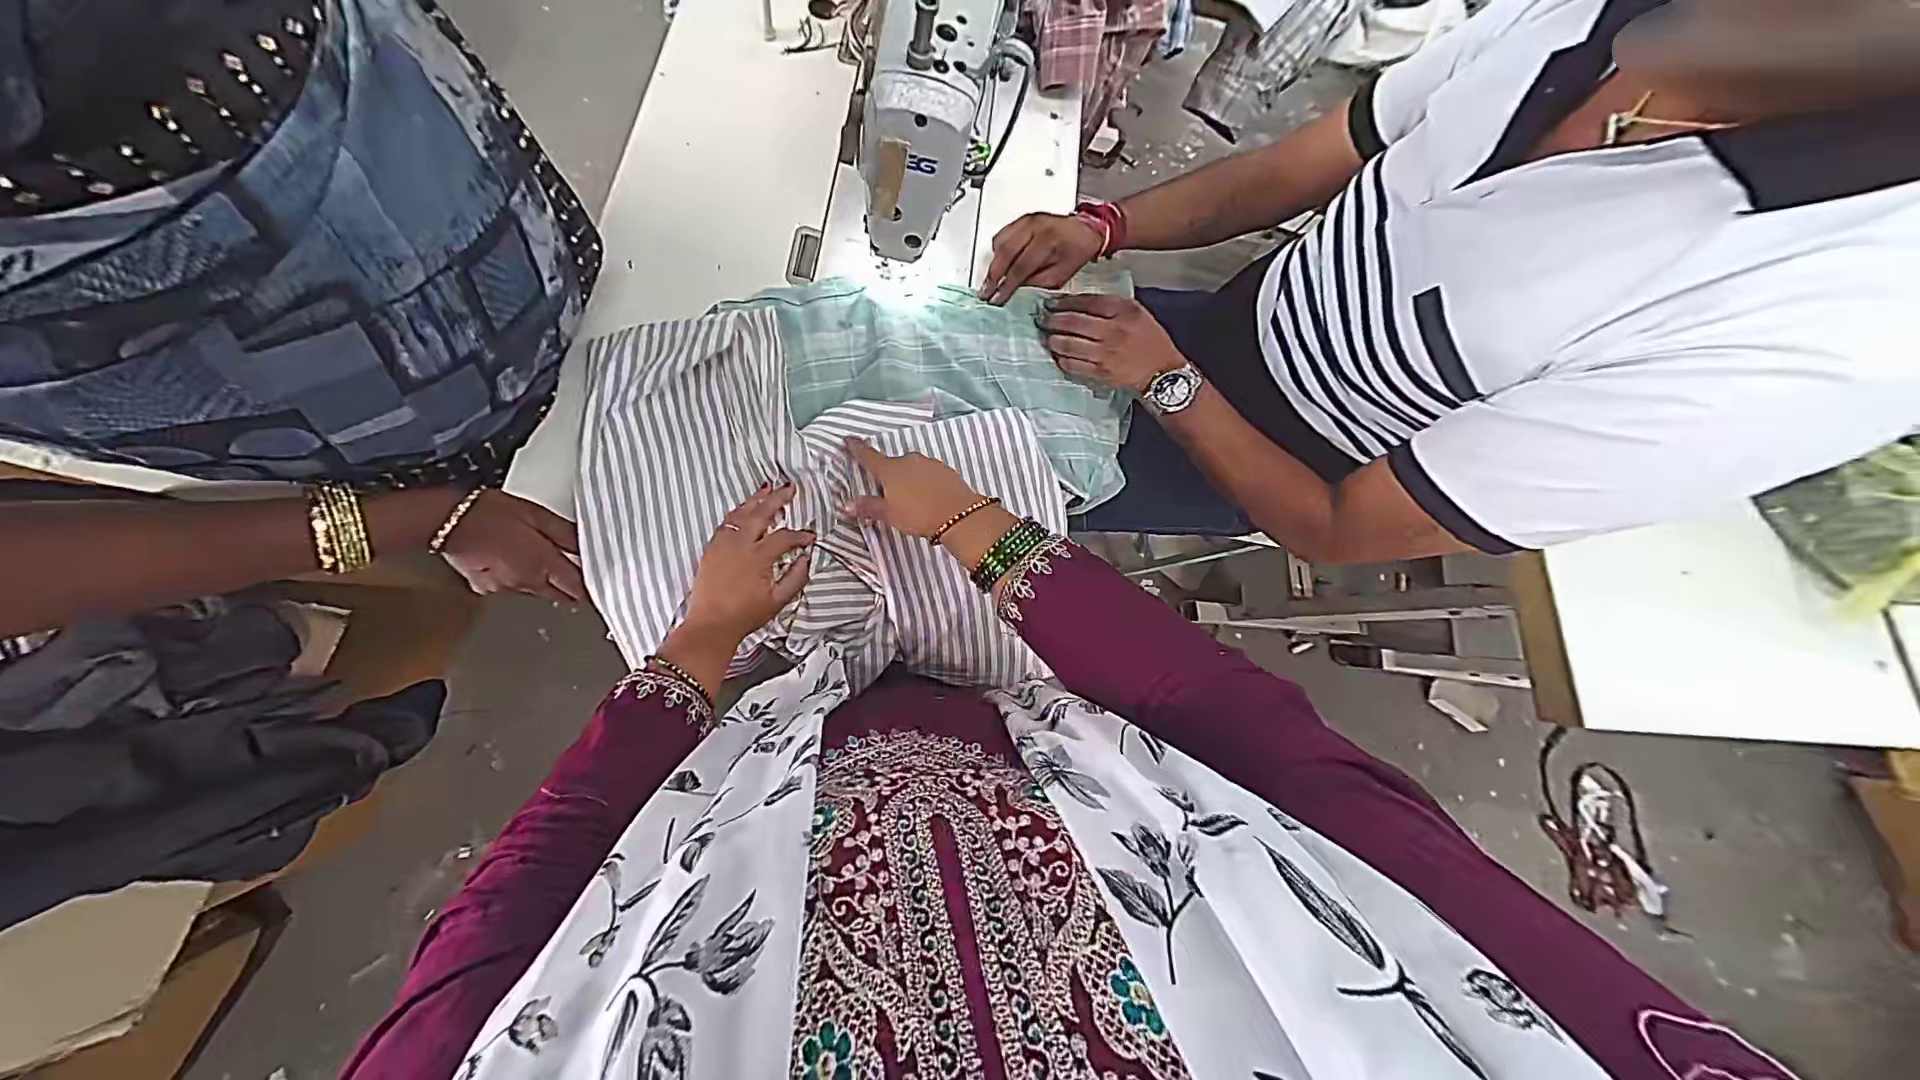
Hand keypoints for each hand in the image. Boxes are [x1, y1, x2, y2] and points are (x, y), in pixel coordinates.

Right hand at [440, 491, 587, 602]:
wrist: (444, 518)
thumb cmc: (490, 512)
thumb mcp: (538, 516)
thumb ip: (567, 535)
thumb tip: (588, 547)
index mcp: (543, 565)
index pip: (578, 589)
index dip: (590, 585)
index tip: (598, 578)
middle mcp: (526, 583)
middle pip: (560, 594)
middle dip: (569, 583)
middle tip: (569, 562)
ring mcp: (504, 588)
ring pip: (537, 590)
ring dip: (542, 578)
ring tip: (534, 552)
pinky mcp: (486, 588)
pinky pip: (512, 586)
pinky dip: (517, 576)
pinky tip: (511, 558)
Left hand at [679, 482, 813, 643]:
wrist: (711, 625)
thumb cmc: (744, 615)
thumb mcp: (778, 600)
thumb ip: (796, 578)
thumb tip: (805, 559)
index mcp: (758, 557)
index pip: (785, 537)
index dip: (800, 535)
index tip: (810, 537)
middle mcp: (739, 544)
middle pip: (761, 512)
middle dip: (777, 498)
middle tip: (789, 488)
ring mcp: (722, 544)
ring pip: (740, 513)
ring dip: (755, 500)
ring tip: (766, 490)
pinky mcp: (711, 548)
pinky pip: (726, 522)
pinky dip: (738, 512)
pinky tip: (745, 510)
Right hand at [844, 436, 984, 537]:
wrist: (959, 515)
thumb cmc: (919, 515)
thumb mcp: (890, 515)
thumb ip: (869, 507)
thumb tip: (847, 505)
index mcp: (890, 470)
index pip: (868, 456)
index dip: (857, 448)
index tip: (849, 439)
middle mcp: (908, 461)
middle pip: (893, 465)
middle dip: (890, 477)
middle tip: (891, 497)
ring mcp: (928, 463)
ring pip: (912, 469)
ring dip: (909, 480)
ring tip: (912, 502)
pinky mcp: (945, 470)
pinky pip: (929, 474)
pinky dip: (925, 482)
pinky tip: (928, 498)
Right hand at [979, 212, 1104, 304]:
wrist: (1085, 230)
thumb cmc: (1076, 252)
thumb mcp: (1060, 276)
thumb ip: (1037, 284)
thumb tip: (1015, 292)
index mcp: (1048, 241)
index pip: (1020, 268)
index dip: (1006, 286)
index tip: (997, 299)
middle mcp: (1035, 227)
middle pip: (1005, 253)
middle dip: (993, 276)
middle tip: (985, 292)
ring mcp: (1026, 221)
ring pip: (1000, 243)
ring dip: (993, 265)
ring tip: (989, 282)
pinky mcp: (1021, 220)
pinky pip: (1002, 235)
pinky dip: (997, 251)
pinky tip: (997, 264)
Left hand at [1038, 294, 1187, 393]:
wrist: (1162, 372)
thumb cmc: (1149, 340)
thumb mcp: (1136, 313)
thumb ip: (1111, 305)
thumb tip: (1078, 303)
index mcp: (1123, 311)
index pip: (1086, 302)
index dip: (1064, 302)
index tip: (1051, 302)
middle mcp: (1113, 331)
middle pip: (1073, 322)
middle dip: (1052, 320)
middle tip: (1042, 319)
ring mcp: (1105, 354)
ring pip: (1068, 344)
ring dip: (1052, 340)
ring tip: (1047, 337)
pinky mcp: (1100, 372)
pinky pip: (1072, 364)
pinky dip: (1061, 359)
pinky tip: (1058, 355)